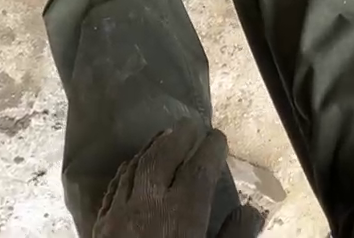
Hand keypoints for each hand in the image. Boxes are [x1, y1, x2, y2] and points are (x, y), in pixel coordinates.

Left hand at [93, 120, 263, 237]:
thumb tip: (254, 210)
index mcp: (181, 215)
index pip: (199, 168)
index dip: (211, 150)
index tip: (219, 138)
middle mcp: (148, 205)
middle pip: (163, 156)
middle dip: (180, 136)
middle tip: (193, 125)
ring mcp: (119, 215)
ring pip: (136, 166)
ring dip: (154, 148)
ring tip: (167, 137)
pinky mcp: (100, 228)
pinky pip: (116, 186)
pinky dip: (130, 169)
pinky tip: (135, 168)